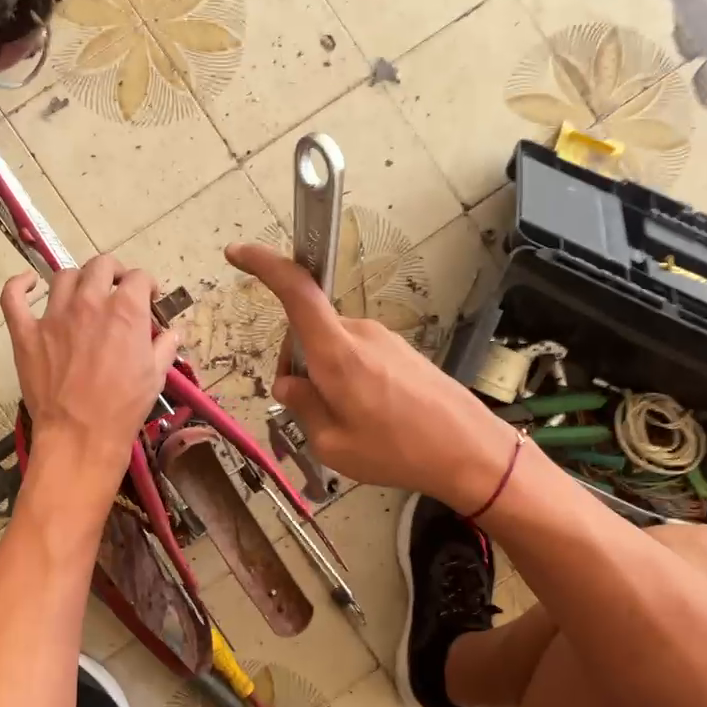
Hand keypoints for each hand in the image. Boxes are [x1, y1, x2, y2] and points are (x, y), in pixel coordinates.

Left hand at [1, 255, 177, 477]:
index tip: (148, 298)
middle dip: (114, 273)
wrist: (80, 435)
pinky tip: (28, 283)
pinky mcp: (26, 332)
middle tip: (117, 289)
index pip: (137, 278)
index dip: (146, 285)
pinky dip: (20, 284)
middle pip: (101, 266)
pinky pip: (13, 296)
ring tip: (83, 294)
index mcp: (125, 311)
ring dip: (79, 280)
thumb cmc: (124, 408)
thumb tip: (172, 333)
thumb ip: (165, 347)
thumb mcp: (156, 376)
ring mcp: (53, 315)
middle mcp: (89, 303)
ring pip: (64, 277)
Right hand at [225, 243, 518, 512]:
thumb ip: (302, 408)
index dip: (264, 265)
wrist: (469, 451)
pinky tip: (367, 414)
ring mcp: (383, 339)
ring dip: (323, 373)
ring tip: (344, 420)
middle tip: (305, 408)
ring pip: (332, 344)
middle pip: (308, 328)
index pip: (295, 291)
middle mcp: (360, 334)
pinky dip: (346, 376)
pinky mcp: (400, 351)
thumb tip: (288, 385)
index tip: (237, 253)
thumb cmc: (398, 452)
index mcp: (338, 353)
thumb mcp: (332, 445)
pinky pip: (356, 353)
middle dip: (295, 362)